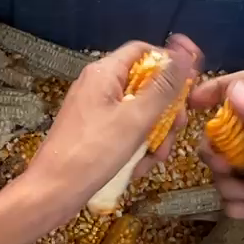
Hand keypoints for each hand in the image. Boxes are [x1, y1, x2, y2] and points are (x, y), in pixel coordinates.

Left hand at [21, 34, 202, 213]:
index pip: (143, 51)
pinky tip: (138, 167)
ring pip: (138, 113)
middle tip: (176, 129)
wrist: (52, 192)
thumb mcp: (135, 118)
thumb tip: (184, 52)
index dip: (170, 64)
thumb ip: (163, 86)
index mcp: (104, 73)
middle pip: (144, 84)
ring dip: (154, 134)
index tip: (190, 86)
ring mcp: (95, 111)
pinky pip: (125, 132)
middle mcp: (99, 86)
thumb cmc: (93, 152)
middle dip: (165, 109)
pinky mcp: (94, 134)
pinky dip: (136, 147)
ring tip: (156, 157)